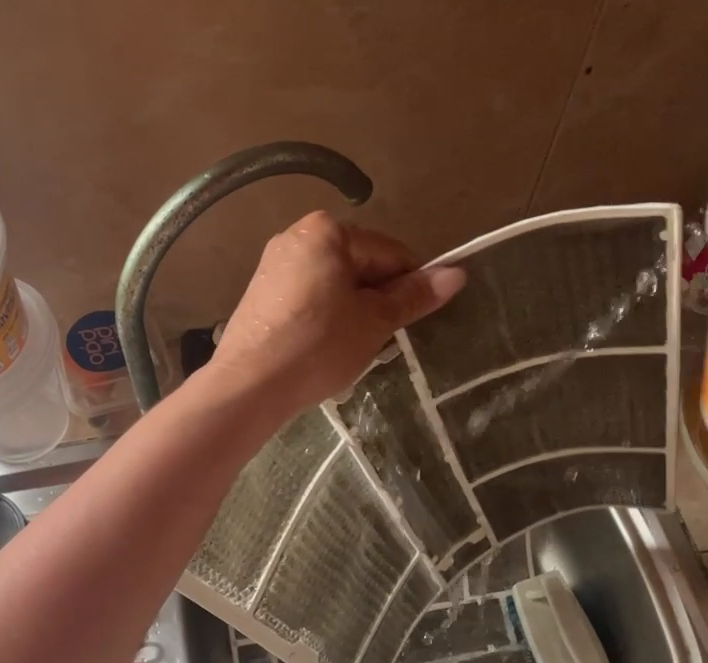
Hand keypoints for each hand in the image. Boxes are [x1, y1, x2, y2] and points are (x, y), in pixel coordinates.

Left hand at [206, 211, 466, 415]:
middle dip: (376, 301)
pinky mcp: (260, 297)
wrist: (249, 385)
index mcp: (328, 230)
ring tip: (350, 349)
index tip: (412, 322)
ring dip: (351, 313)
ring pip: (333, 286)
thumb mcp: (374, 322)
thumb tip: (457, 274)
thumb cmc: (319, 345)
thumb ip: (413, 296)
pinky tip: (322, 350)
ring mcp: (273, 266)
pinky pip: (308, 301)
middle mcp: (296, 237)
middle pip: (360, 266)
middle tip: (380, 342)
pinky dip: (323, 321)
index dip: (409, 287)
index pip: (390, 252)